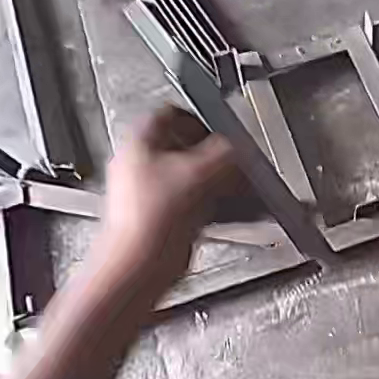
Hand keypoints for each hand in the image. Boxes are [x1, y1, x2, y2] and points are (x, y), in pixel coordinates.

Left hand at [102, 107, 237, 276]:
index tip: (219, 130)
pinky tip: (231, 209)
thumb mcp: (196, 172)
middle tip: (234, 160)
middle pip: (184, 148)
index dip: (198, 120)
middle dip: (214, 154)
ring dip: (218, 180)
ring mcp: (152, 193)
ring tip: (239, 184)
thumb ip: (222, 153)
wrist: (140, 263)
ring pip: (191, 177)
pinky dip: (214, 203)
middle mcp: (142, 165)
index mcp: (140, 143)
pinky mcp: (163, 218)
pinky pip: (193, 202)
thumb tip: (238, 146)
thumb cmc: (149, 218)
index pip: (170, 115)